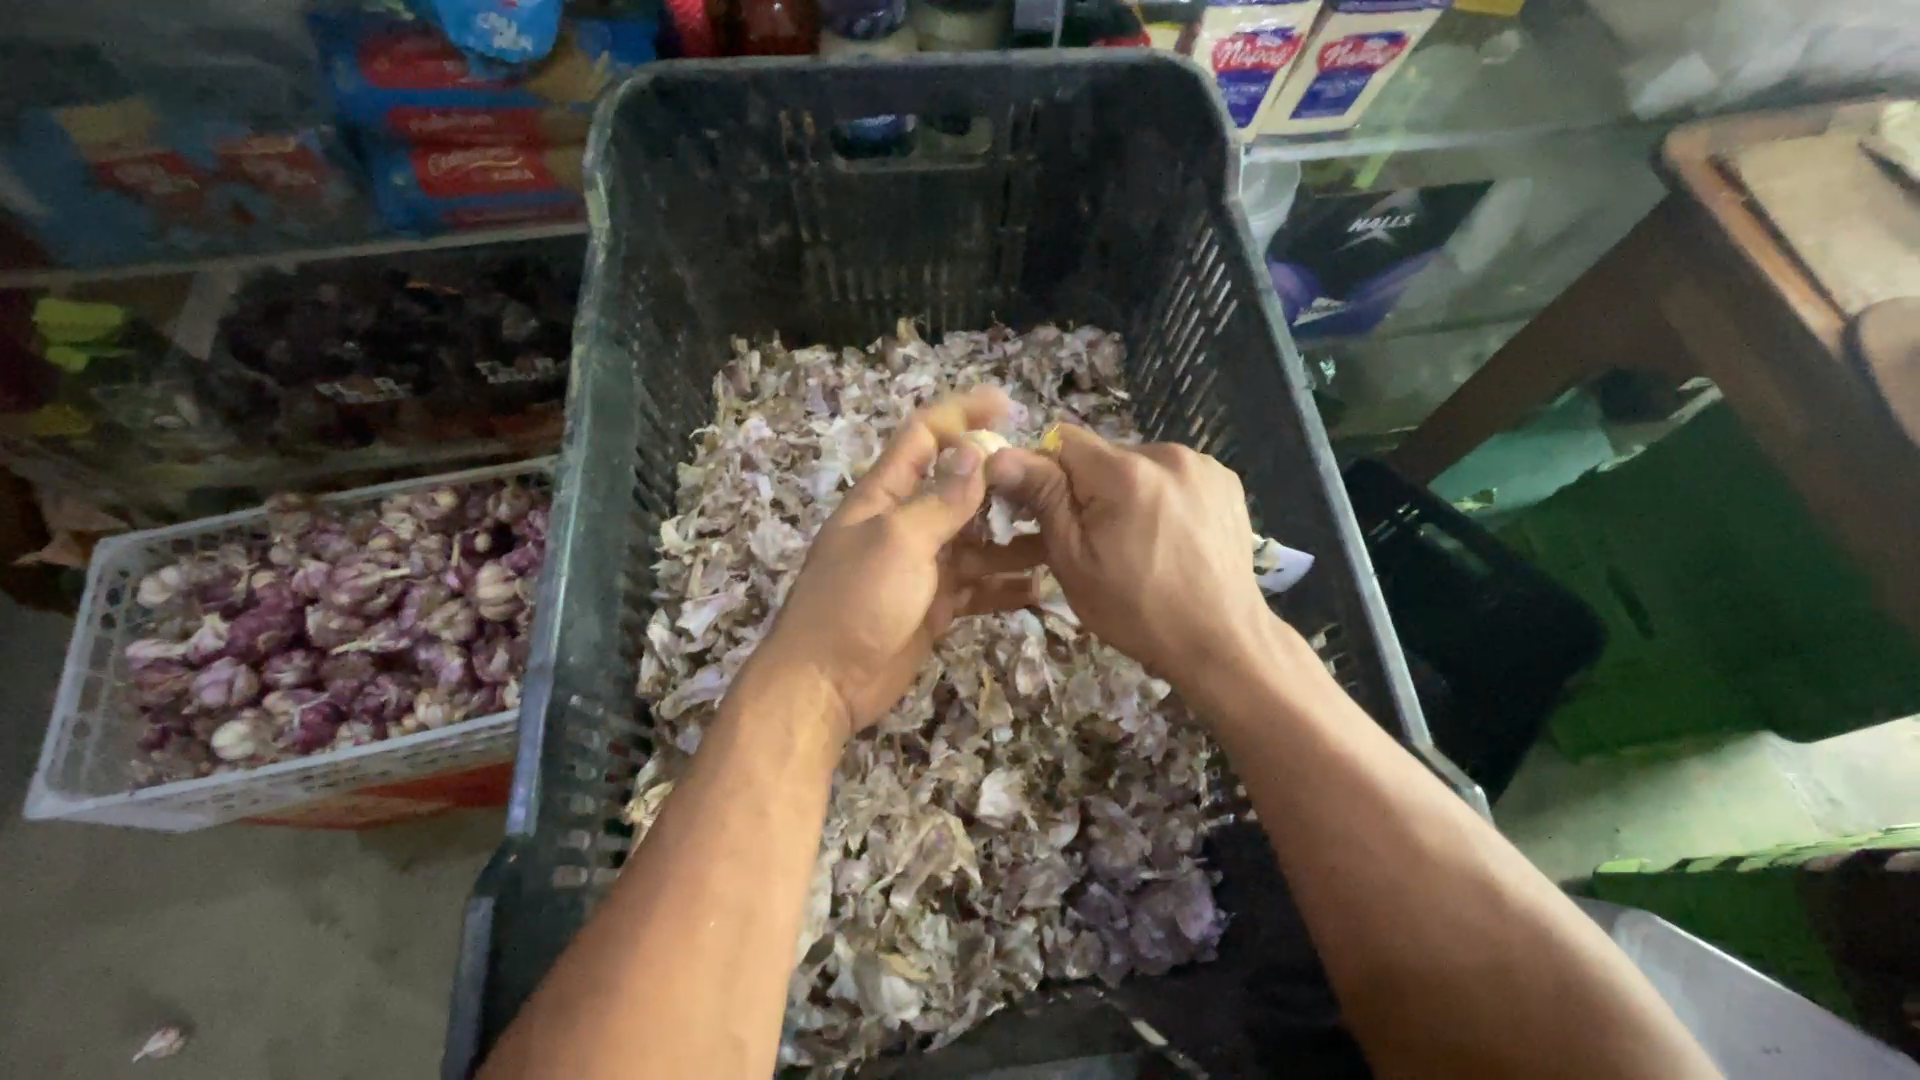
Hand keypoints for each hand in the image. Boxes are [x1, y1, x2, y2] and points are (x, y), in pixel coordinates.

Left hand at [756, 388, 1042, 739]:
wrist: (826, 683)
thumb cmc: (855, 601)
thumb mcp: (898, 541)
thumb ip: (940, 500)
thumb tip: (976, 452)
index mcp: (886, 495)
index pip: (924, 437)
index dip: (962, 413)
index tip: (1007, 403)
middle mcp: (906, 523)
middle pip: (959, 488)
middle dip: (1001, 481)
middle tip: (1050, 483)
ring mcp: (922, 566)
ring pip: (977, 540)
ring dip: (1014, 538)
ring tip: (1058, 538)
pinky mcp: (936, 605)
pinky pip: (978, 586)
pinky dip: (1006, 587)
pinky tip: (1039, 590)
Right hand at [983, 425, 1276, 689]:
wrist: (1222, 642)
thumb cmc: (1137, 611)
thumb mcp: (1074, 562)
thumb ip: (1042, 498)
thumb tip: (998, 455)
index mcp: (1125, 473)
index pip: (1062, 440)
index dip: (1046, 473)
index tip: (1051, 515)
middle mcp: (1167, 453)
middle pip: (1103, 454)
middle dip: (1090, 488)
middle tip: (1097, 541)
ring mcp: (1203, 465)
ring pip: (1138, 464)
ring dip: (1127, 491)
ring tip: (1139, 542)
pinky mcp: (1226, 480)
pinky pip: (1173, 475)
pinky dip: (1162, 496)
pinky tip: (1171, 537)